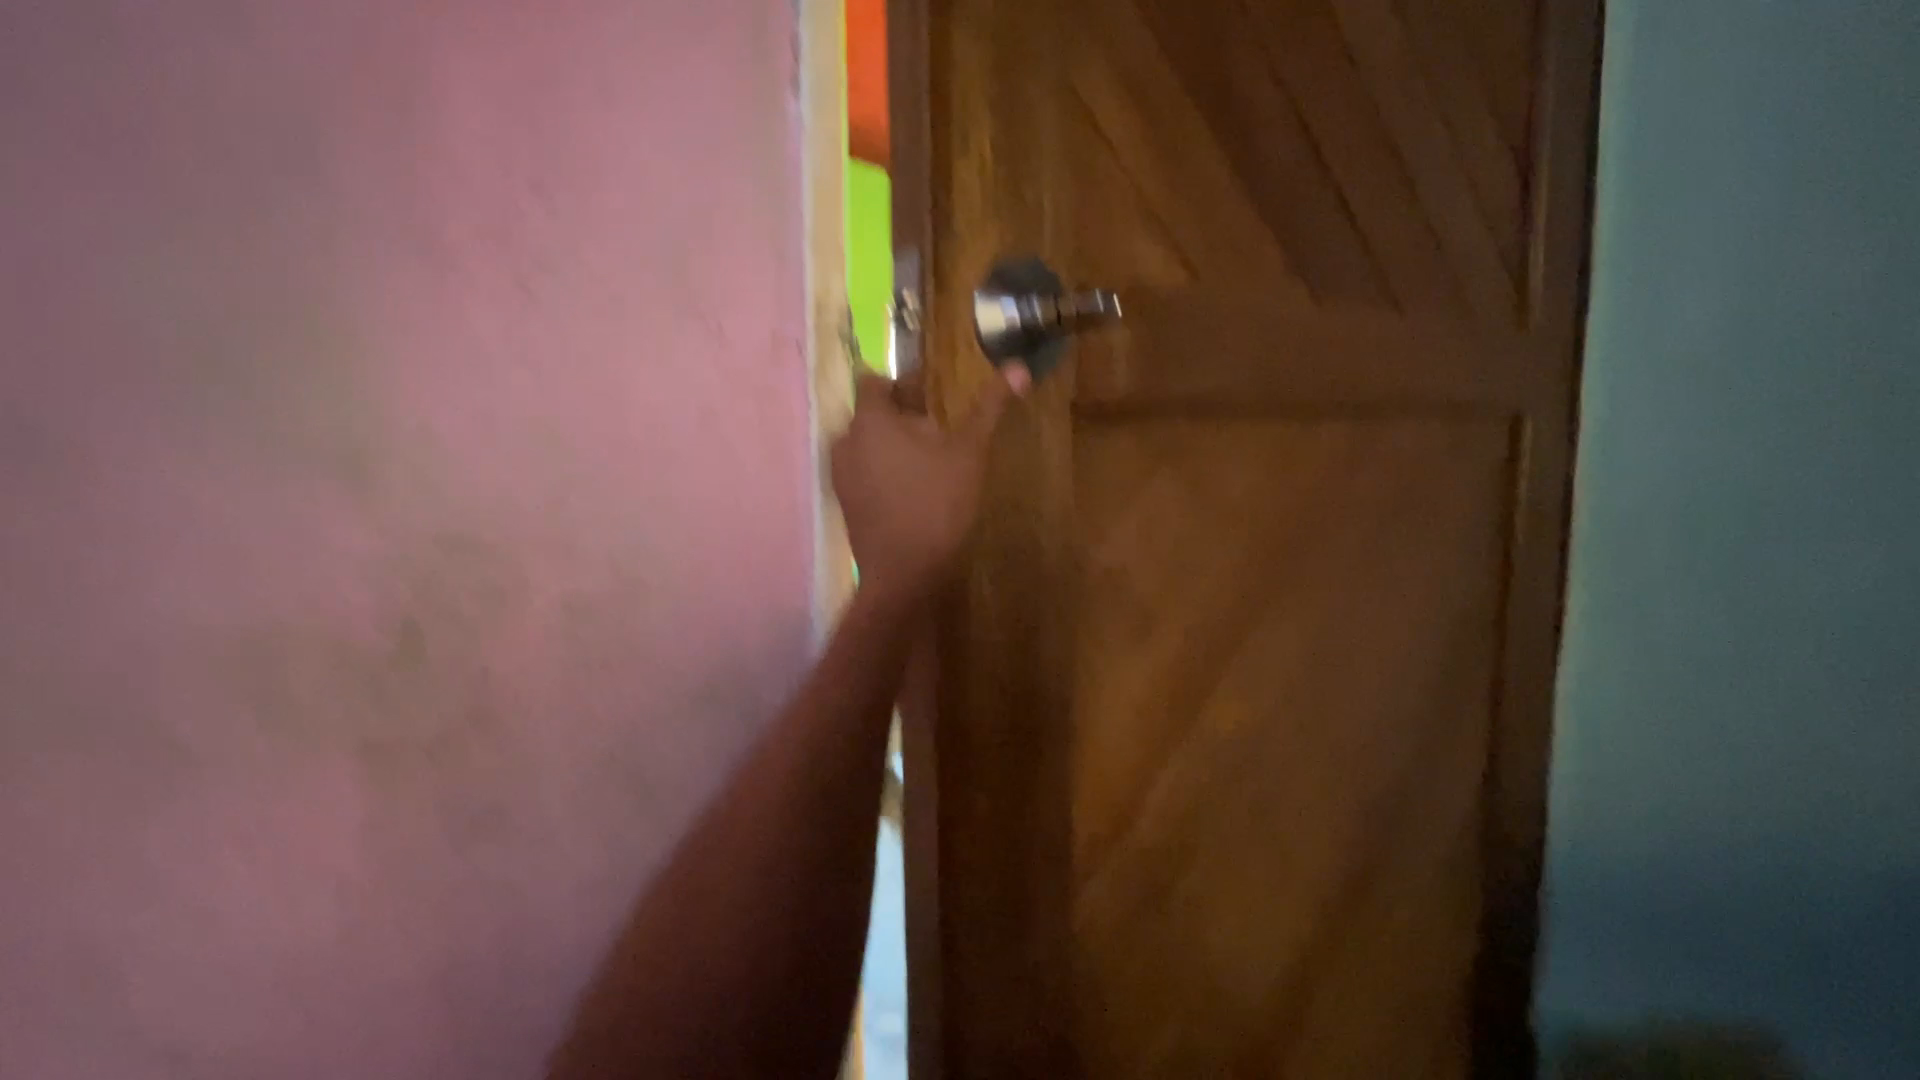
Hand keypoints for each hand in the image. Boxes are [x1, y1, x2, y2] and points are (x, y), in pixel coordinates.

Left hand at [831, 365, 1029, 607]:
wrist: (905, 573)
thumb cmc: (937, 503)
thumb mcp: (969, 451)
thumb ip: (989, 407)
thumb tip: (1019, 367)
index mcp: (870, 420)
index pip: (875, 381)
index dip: (902, 383)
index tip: (931, 396)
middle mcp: (846, 442)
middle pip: (872, 415)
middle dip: (903, 416)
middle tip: (939, 429)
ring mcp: (841, 476)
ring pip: (868, 446)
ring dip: (894, 445)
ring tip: (930, 461)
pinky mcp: (846, 504)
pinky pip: (865, 473)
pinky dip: (885, 472)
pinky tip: (915, 490)